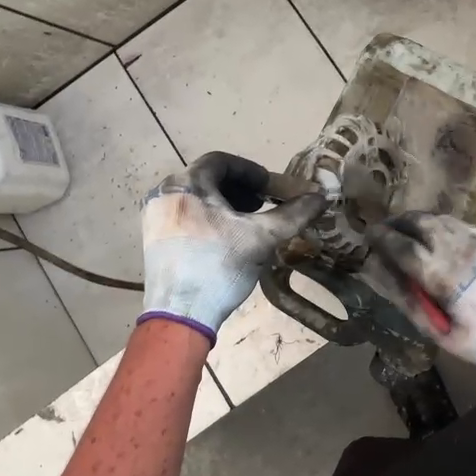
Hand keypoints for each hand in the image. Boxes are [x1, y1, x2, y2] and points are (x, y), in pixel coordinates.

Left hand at [140, 152, 326, 343]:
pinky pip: (185, 215)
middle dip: (240, 189)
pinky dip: (208, 218)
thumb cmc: (219, 266)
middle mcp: (165, 193)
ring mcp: (155, 217)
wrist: (180, 315)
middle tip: (262, 204)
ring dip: (225, 204)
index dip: (252, 172)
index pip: (222, 161)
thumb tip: (321, 197)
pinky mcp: (153, 239)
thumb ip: (293, 214)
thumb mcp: (262, 237)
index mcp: (187, 183)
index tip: (271, 189)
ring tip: (247, 222)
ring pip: (197, 198)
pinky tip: (225, 239)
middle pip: (208, 178)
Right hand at [362, 213, 475, 386]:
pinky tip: (440, 237)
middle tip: (388, 230)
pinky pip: (460, 224)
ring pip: (440, 219)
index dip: (381, 237)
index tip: (369, 235)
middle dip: (399, 223)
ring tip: (410, 232)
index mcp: (440, 274)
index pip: (400, 245)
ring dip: (421, 222)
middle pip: (419, 222)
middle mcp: (457, 248)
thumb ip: (407, 299)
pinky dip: (443, 226)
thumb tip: (378, 275)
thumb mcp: (438, 331)